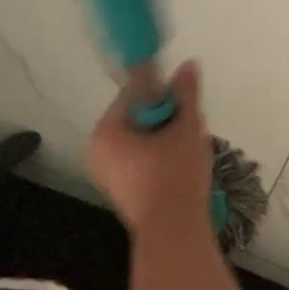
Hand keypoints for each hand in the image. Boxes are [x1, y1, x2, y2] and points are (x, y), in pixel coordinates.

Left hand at [88, 62, 211, 235]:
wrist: (173, 225)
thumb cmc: (177, 172)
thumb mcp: (188, 127)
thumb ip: (186, 94)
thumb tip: (188, 64)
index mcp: (107, 131)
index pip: (133, 94)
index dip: (162, 90)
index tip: (185, 96)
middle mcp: (97, 149)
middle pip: (134, 117)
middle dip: (163, 115)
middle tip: (191, 122)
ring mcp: (104, 172)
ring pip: (137, 139)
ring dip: (162, 134)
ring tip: (189, 142)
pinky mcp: (117, 188)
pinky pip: (135, 158)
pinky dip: (155, 153)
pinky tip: (178, 161)